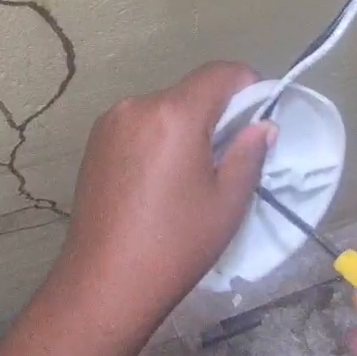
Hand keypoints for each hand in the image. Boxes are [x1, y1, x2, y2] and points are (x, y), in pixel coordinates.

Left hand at [54, 62, 276, 323]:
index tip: (261, 114)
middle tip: (230, 153)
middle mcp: (138, 105)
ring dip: (184, 126)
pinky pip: (139, 124)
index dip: (249, 85)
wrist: (105, 283)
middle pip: (190, 91)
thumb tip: (262, 125)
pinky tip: (159, 180)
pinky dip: (157, 137)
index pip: (221, 72)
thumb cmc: (175, 244)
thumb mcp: (227, 202)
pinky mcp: (94, 142)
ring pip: (163, 108)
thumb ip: (248, 153)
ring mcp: (111, 122)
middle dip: (217, 112)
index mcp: (174, 114)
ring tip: (191, 173)